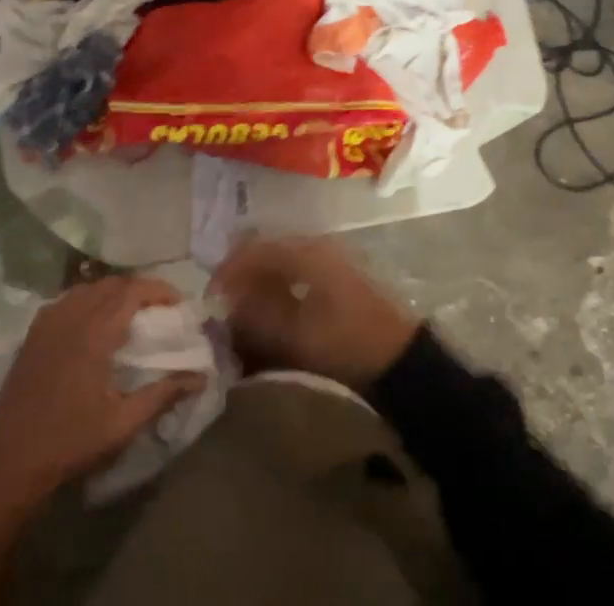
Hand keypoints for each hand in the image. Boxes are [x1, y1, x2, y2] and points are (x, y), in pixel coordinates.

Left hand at [0, 276, 202, 498]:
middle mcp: (67, 320)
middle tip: (160, 309)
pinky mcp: (30, 338)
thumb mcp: (123, 424)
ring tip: (131, 313)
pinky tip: (93, 324)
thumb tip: (200, 377)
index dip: (158, 289)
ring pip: (84, 290)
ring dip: (111, 293)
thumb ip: (163, 395)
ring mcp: (44, 326)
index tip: (179, 303)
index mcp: (92, 335)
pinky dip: (86, 301)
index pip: (130, 292)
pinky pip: (63, 303)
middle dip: (138, 289)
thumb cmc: (71, 443)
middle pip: (108, 285)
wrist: (11, 461)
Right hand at [211, 234, 418, 389]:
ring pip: (281, 271)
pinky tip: (272, 326)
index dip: (227, 272)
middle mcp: (317, 250)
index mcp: (305, 252)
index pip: (253, 249)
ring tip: (245, 323)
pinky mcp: (339, 287)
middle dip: (243, 282)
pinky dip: (280, 301)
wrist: (402, 362)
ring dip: (260, 293)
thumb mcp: (293, 333)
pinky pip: (298, 284)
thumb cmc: (345, 343)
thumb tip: (225, 305)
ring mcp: (330, 267)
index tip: (211, 299)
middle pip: (267, 257)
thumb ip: (254, 315)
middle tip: (226, 311)